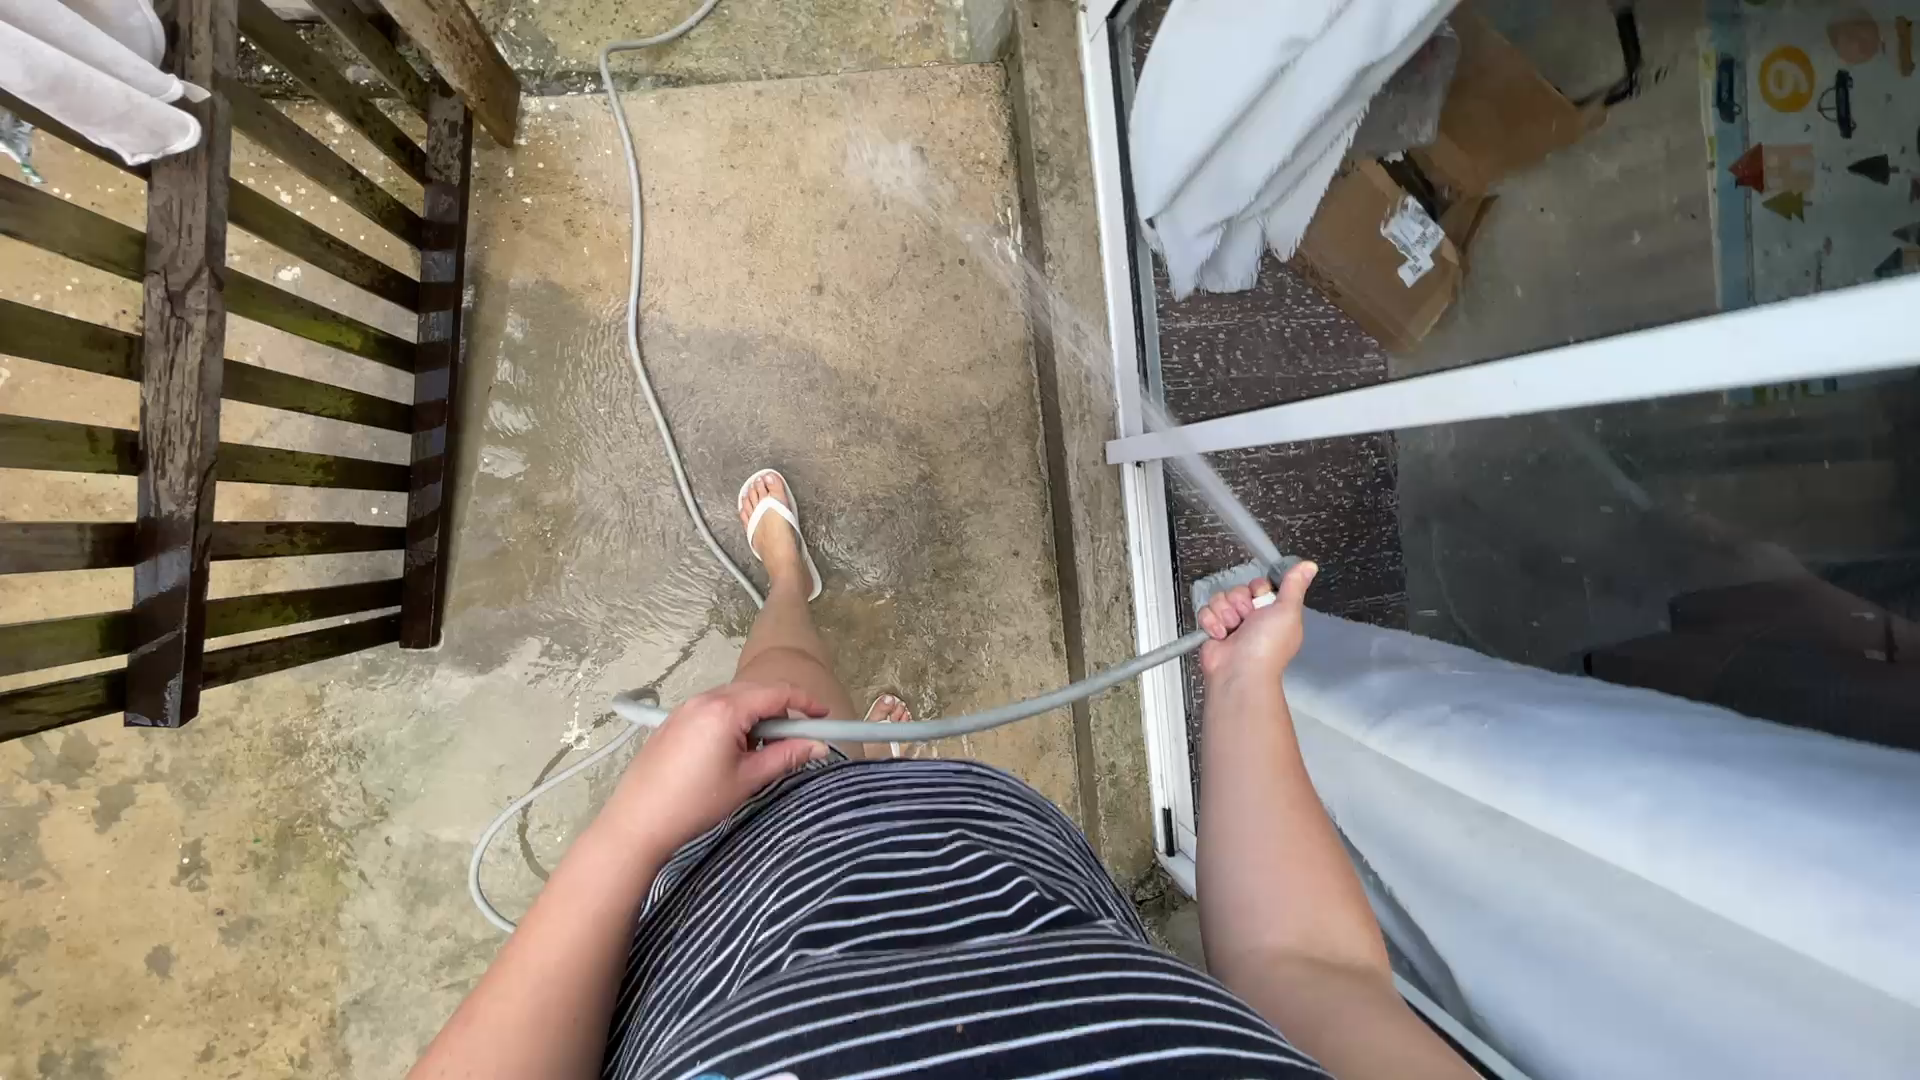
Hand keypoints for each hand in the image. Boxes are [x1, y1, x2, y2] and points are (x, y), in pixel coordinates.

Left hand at [599, 681, 829, 857]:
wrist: (635, 823)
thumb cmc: (694, 803)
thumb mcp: (748, 779)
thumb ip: (786, 756)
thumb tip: (818, 746)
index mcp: (726, 709)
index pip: (777, 693)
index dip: (806, 702)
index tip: (824, 716)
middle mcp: (705, 699)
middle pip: (757, 691)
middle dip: (781, 710)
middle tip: (795, 739)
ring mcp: (686, 707)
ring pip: (736, 699)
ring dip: (757, 716)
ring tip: (761, 750)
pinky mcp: (674, 720)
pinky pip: (715, 707)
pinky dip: (734, 719)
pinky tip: (733, 749)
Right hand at [1197, 561, 1315, 683]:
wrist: (1239, 671)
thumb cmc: (1268, 644)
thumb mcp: (1287, 612)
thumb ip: (1294, 586)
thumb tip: (1309, 565)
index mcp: (1273, 612)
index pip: (1259, 585)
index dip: (1256, 589)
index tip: (1259, 599)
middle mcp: (1252, 617)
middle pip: (1237, 590)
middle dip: (1238, 603)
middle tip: (1245, 619)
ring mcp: (1231, 623)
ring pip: (1220, 599)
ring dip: (1224, 614)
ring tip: (1231, 630)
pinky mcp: (1212, 629)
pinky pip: (1205, 611)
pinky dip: (1210, 623)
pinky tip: (1220, 636)